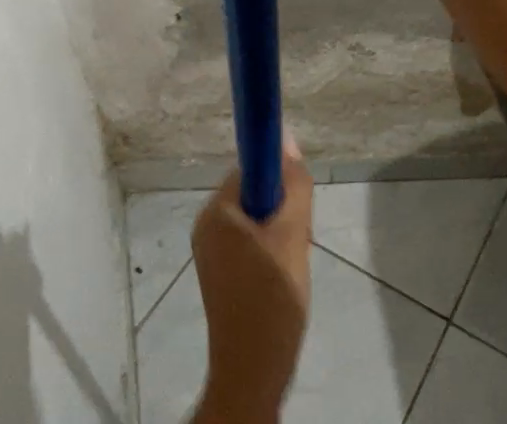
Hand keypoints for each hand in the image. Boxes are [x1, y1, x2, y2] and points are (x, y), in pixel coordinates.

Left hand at [190, 144, 314, 422]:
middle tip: (300, 237)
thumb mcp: (293, 233)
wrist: (254, 367)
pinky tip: (284, 276)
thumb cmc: (273, 295)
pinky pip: (249, 244)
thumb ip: (293, 184)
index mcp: (216, 212)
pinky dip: (271, 251)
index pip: (250, 169)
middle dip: (283, 209)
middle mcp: (206, 226)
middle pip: (253, 194)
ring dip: (281, 232)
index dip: (279, 178)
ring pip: (255, 221)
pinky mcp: (221, 274)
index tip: (299, 201)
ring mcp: (211, 252)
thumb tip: (286, 139)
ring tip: (293, 261)